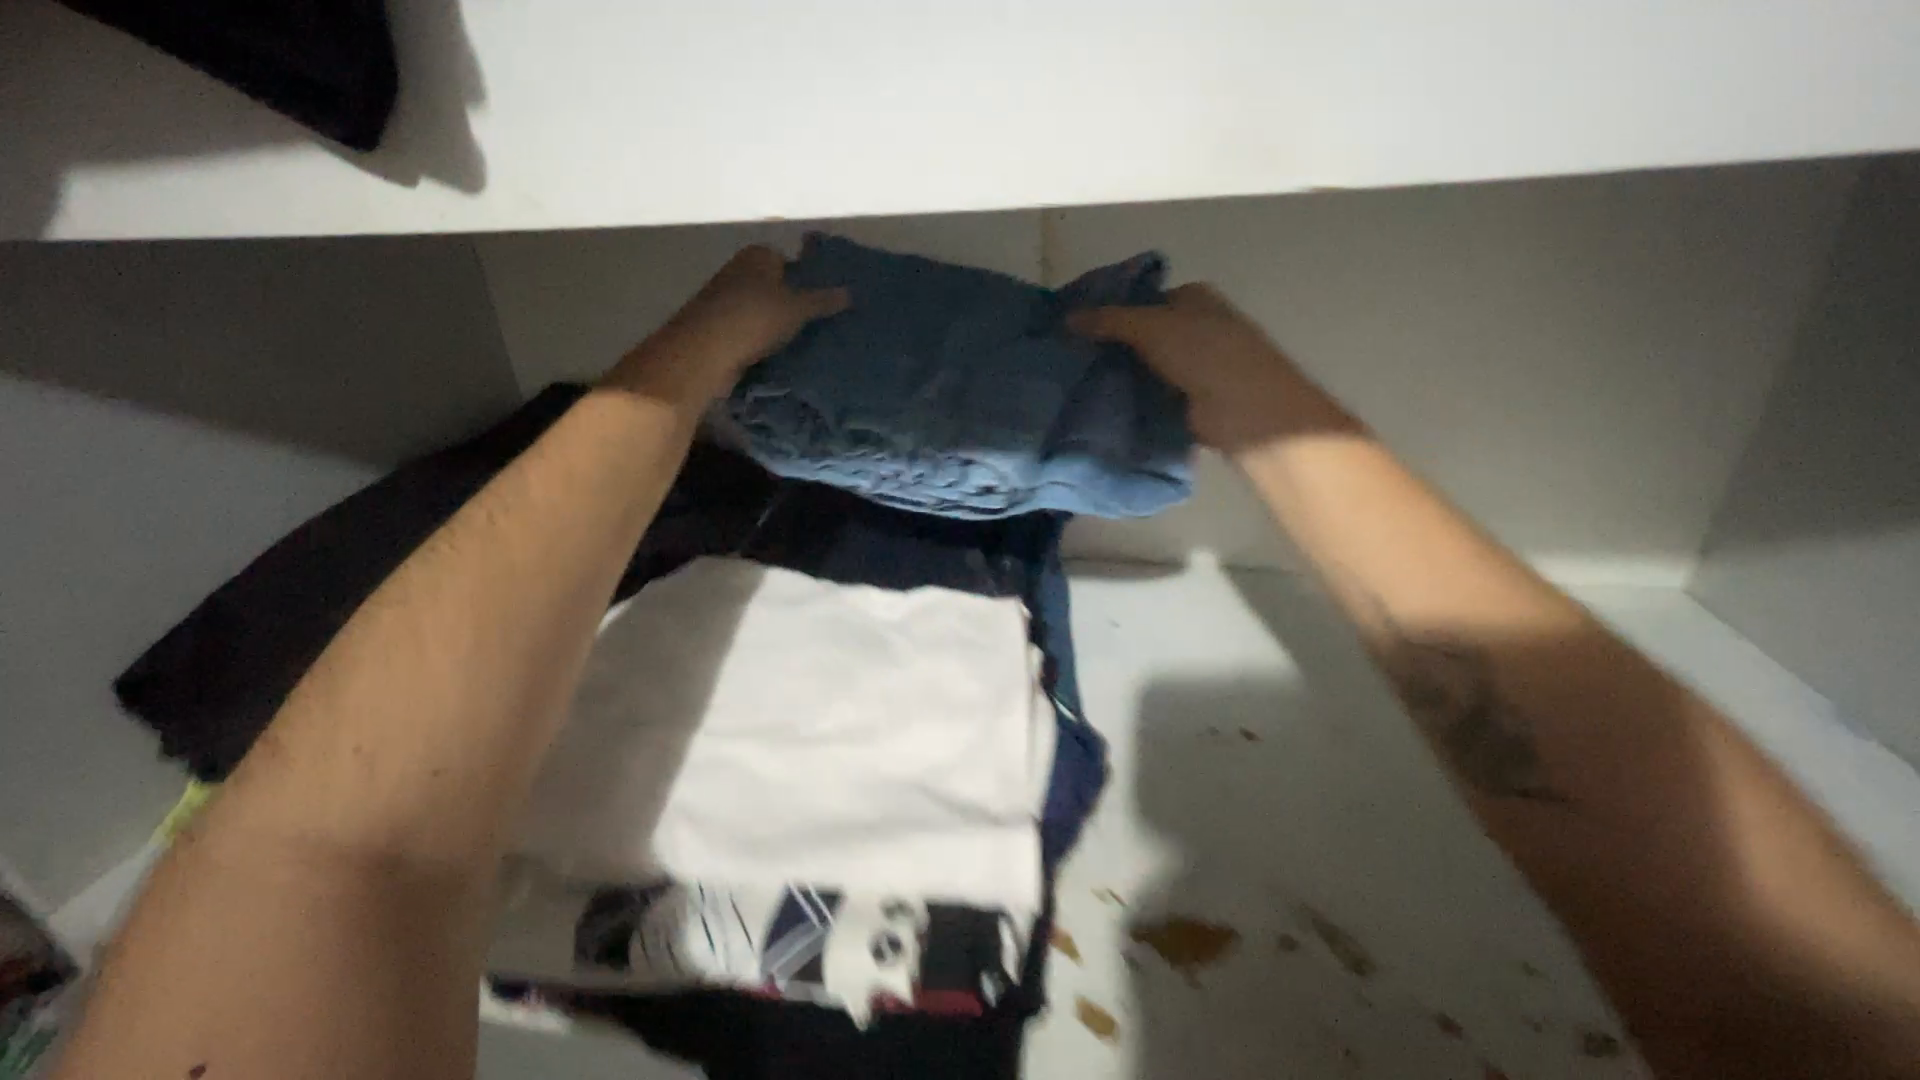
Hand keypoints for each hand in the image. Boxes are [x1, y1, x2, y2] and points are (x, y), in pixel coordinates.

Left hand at [607, 245, 849, 405]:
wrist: (706, 350)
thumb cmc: (755, 317)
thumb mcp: (798, 308)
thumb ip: (823, 300)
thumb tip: (850, 293)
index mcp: (757, 255)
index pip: (787, 260)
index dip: (804, 278)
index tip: (821, 301)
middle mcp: (738, 271)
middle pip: (773, 286)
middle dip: (791, 303)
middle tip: (817, 325)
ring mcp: (724, 299)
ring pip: (760, 311)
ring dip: (775, 325)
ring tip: (801, 344)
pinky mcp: (716, 327)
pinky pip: (748, 331)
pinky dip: (760, 341)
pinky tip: (776, 356)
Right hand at [1070, 284, 1344, 452]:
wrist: (1243, 409)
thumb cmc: (1204, 352)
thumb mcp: (1150, 326)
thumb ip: (1108, 320)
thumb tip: (1067, 318)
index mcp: (1194, 298)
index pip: (1143, 299)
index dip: (1111, 310)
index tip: (1076, 326)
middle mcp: (1196, 328)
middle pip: (1142, 334)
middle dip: (1111, 346)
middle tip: (1069, 356)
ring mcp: (1193, 367)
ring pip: (1144, 367)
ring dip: (1119, 376)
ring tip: (1075, 383)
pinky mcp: (1187, 401)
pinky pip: (1149, 396)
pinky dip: (1130, 400)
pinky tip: (1098, 405)